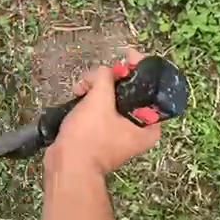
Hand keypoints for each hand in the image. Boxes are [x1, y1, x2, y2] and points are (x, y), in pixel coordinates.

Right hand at [47, 48, 161, 177]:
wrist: (68, 164)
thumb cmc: (89, 136)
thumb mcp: (99, 102)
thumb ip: (106, 80)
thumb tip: (107, 71)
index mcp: (149, 126)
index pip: (151, 89)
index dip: (139, 69)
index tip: (126, 55)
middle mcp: (139, 128)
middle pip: (129, 92)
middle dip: (108, 79)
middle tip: (93, 77)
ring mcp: (120, 131)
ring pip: (112, 98)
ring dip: (95, 88)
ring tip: (79, 88)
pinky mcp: (102, 133)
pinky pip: (101, 108)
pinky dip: (90, 99)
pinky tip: (77, 96)